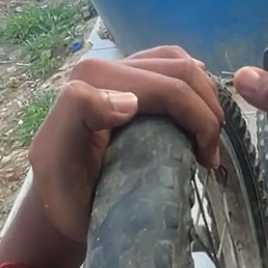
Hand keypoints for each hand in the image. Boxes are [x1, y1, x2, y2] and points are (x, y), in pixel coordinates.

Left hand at [25, 45, 223, 246]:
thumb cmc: (65, 193)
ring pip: (185, 66)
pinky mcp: (133, 75)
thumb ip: (76, 116)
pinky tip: (197, 115)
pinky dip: (196, 88)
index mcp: (92, 80)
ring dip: (206, 101)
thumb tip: (129, 101)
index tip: (202, 162)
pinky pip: (176, 66)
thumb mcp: (57, 160)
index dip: (198, 119)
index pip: (169, 87)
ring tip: (206, 139)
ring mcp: (122, 68)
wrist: (63, 201)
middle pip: (182, 72)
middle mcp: (106, 66)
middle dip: (208, 111)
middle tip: (209, 155)